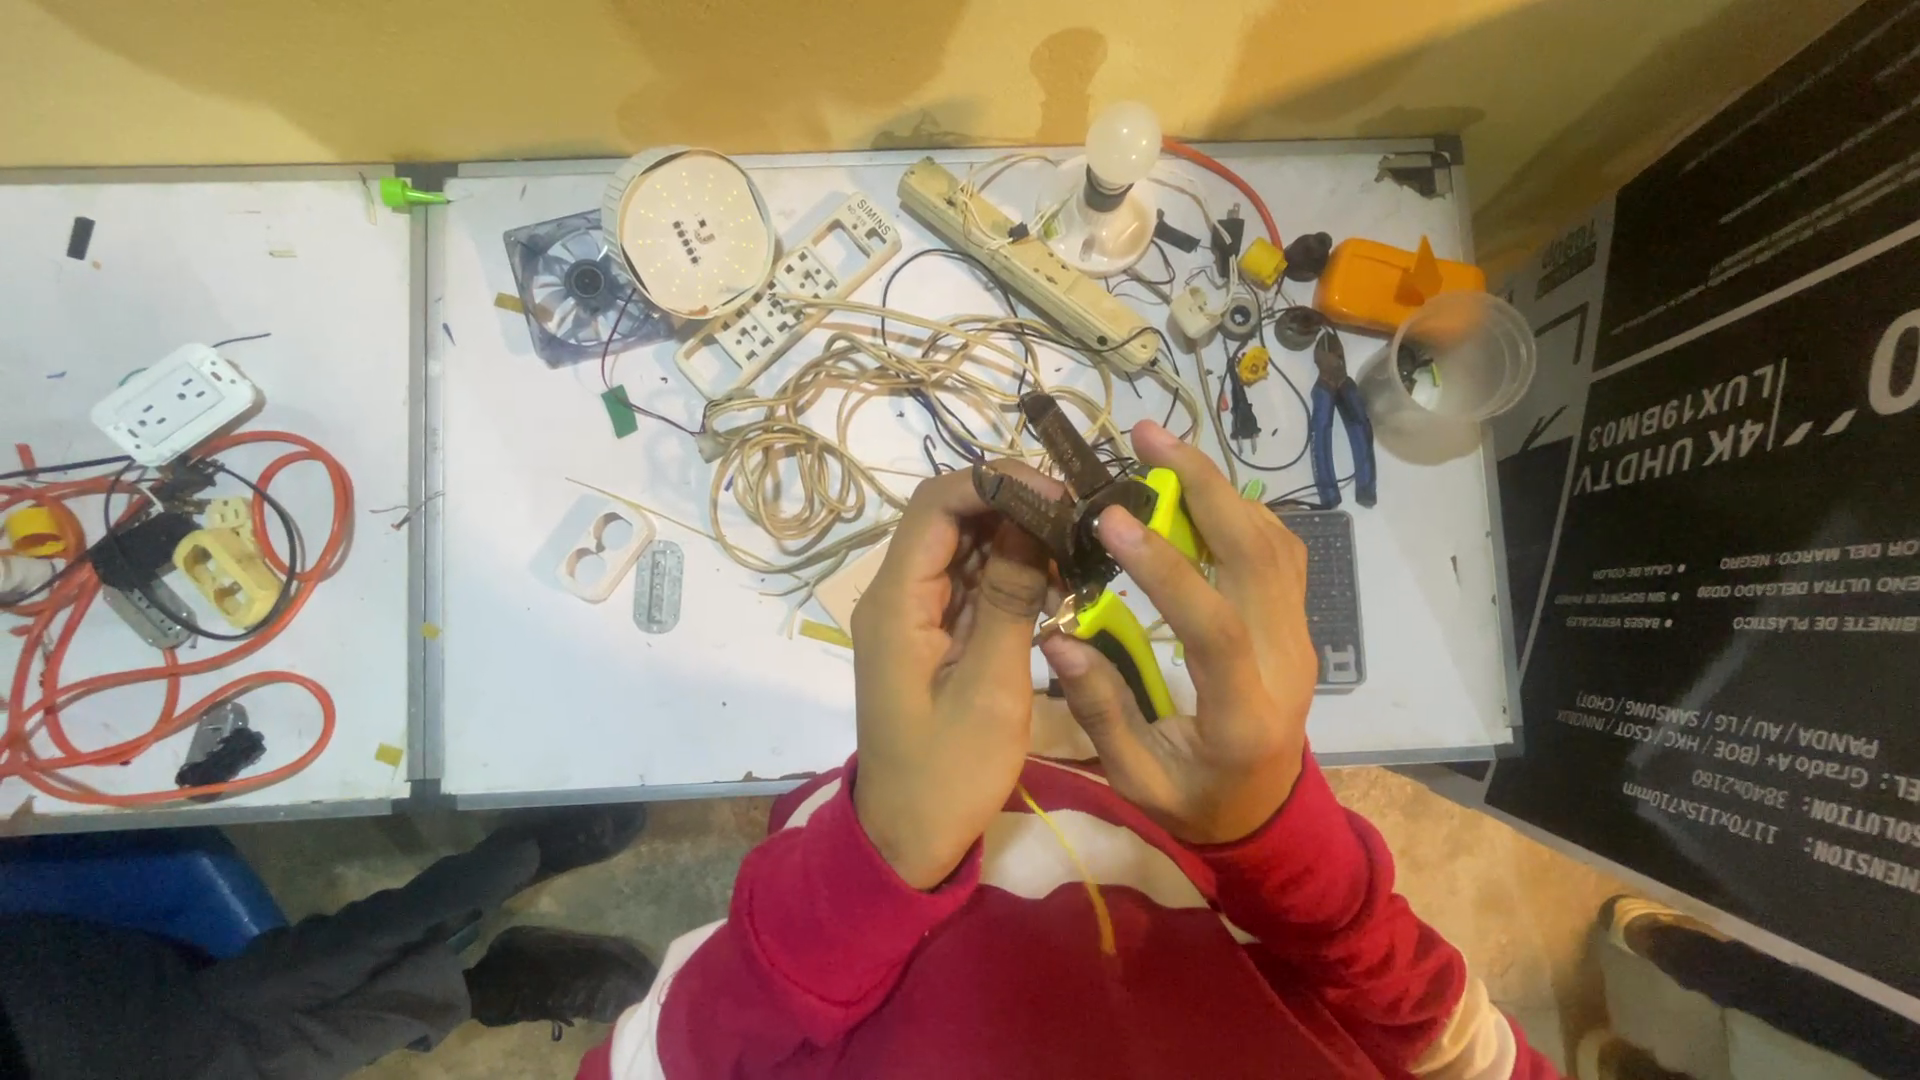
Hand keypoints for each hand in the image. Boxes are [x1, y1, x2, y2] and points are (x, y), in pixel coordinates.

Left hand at [850, 466, 1057, 888]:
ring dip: (1012, 538)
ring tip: (1072, 546)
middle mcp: (895, 595)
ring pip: (959, 547)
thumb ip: (1008, 599)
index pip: (936, 505)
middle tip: (1076, 518)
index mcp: (896, 602)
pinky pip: (965, 583)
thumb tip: (1033, 522)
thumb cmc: (948, 773)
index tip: (1056, 493)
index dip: (994, 483)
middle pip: (946, 519)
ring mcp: (911, 614)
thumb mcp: (990, 687)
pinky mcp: (929, 634)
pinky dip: (1005, 573)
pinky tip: (1050, 579)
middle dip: (1010, 505)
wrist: (907, 835)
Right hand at [1039, 422, 1316, 844]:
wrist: (1266, 815)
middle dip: (1202, 487)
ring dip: (1221, 488)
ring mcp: (1299, 637)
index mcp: (1242, 712)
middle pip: (1259, 557)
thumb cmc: (1196, 802)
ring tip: (1164, 449)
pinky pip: (1280, 553)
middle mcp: (1284, 662)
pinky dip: (1242, 511)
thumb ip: (1102, 711)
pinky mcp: (1296, 623)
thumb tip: (1060, 638)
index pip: (1212, 626)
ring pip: (1274, 543)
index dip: (1165, 568)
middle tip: (1145, 438)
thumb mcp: (1137, 780)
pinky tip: (1201, 492)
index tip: (1109, 519)